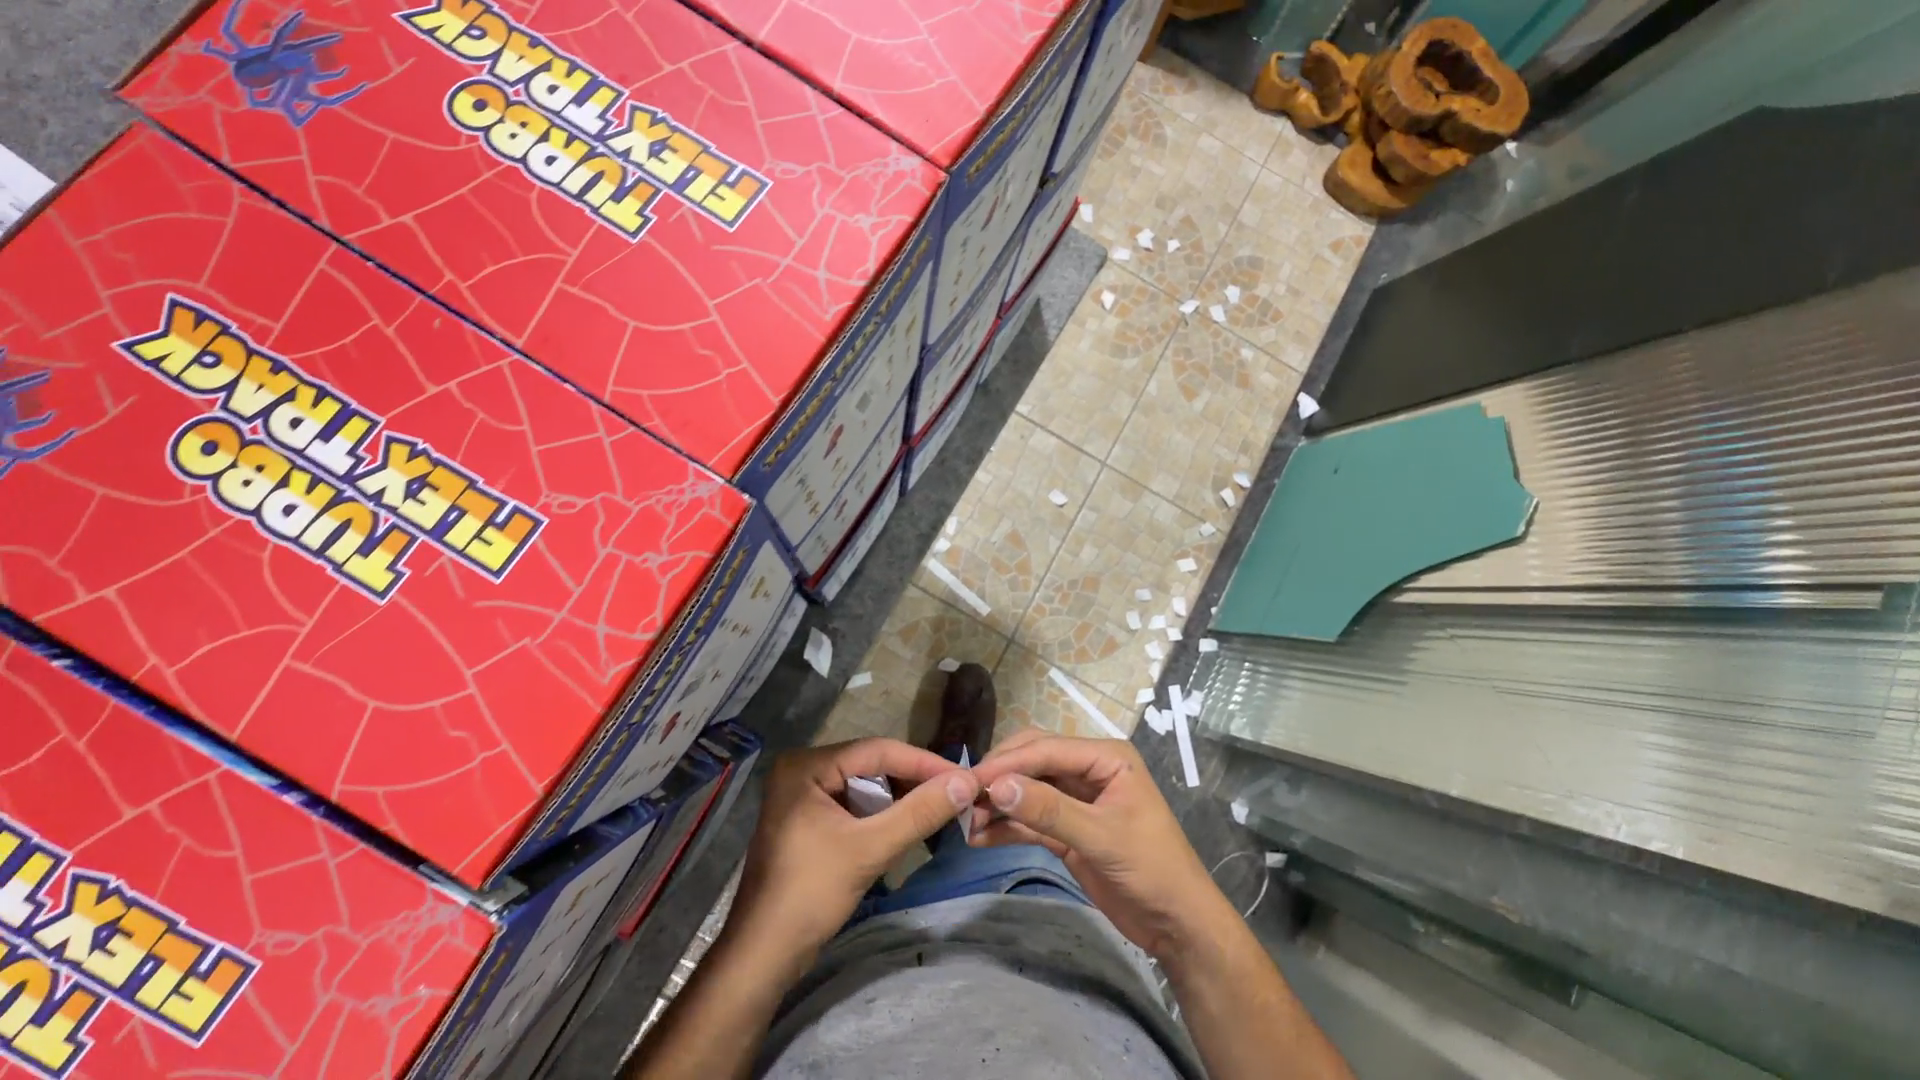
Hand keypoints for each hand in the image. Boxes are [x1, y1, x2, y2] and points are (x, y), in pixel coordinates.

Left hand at [729, 738, 979, 958]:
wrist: (764, 952)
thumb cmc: (810, 893)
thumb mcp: (870, 849)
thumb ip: (919, 813)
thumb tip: (967, 782)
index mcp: (806, 765)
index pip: (877, 750)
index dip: (924, 763)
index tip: (965, 778)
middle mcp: (802, 771)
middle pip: (872, 766)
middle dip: (914, 781)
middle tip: (958, 796)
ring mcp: (802, 797)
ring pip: (866, 787)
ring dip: (902, 799)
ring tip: (942, 810)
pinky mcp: (808, 822)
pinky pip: (854, 807)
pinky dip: (883, 816)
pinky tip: (910, 826)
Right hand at [968, 732, 1233, 959]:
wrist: (1178, 924)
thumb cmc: (1153, 869)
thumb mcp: (1101, 837)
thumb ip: (1050, 810)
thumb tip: (997, 787)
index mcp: (1107, 758)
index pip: (1046, 748)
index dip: (1007, 763)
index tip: (969, 781)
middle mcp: (1089, 771)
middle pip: (1032, 762)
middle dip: (999, 778)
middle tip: (962, 798)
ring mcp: (1077, 800)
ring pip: (1027, 791)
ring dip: (997, 805)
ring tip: (964, 823)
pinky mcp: (1068, 831)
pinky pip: (1030, 821)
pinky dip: (1006, 828)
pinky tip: (979, 838)